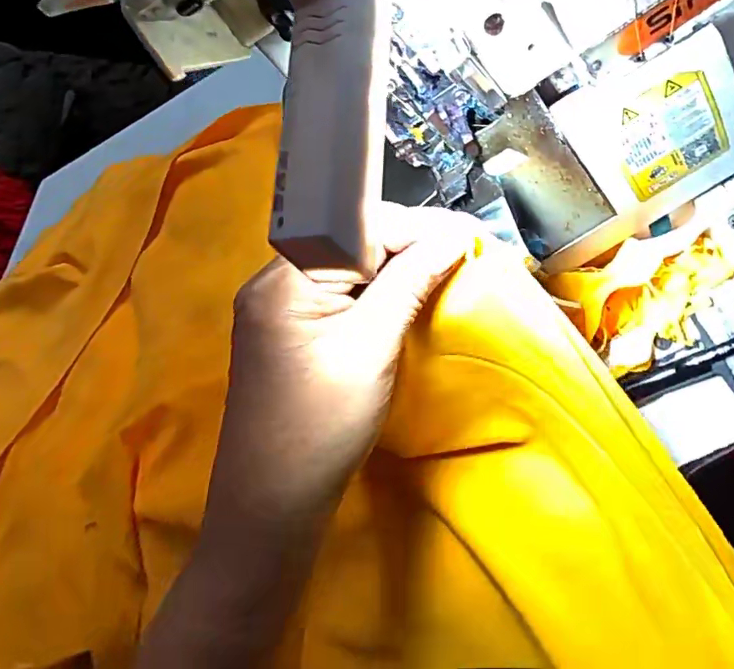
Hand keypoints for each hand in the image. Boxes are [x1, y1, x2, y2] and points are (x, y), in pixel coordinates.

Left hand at [138, 205, 480, 668]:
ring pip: (344, 266)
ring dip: (392, 266)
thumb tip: (452, 235)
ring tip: (441, 267)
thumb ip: (410, 281)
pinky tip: (402, 296)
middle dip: (405, 243)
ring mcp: (274, 306)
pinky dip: (372, 291)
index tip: (464, 232)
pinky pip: (334, 292)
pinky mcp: (285, 330)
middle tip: (459, 250)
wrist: (269, 508)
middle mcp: (272, 280)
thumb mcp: (372, 346)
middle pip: (348, 240)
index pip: (357, 226)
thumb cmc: (322, 427)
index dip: (414, 226)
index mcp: (284, 277)